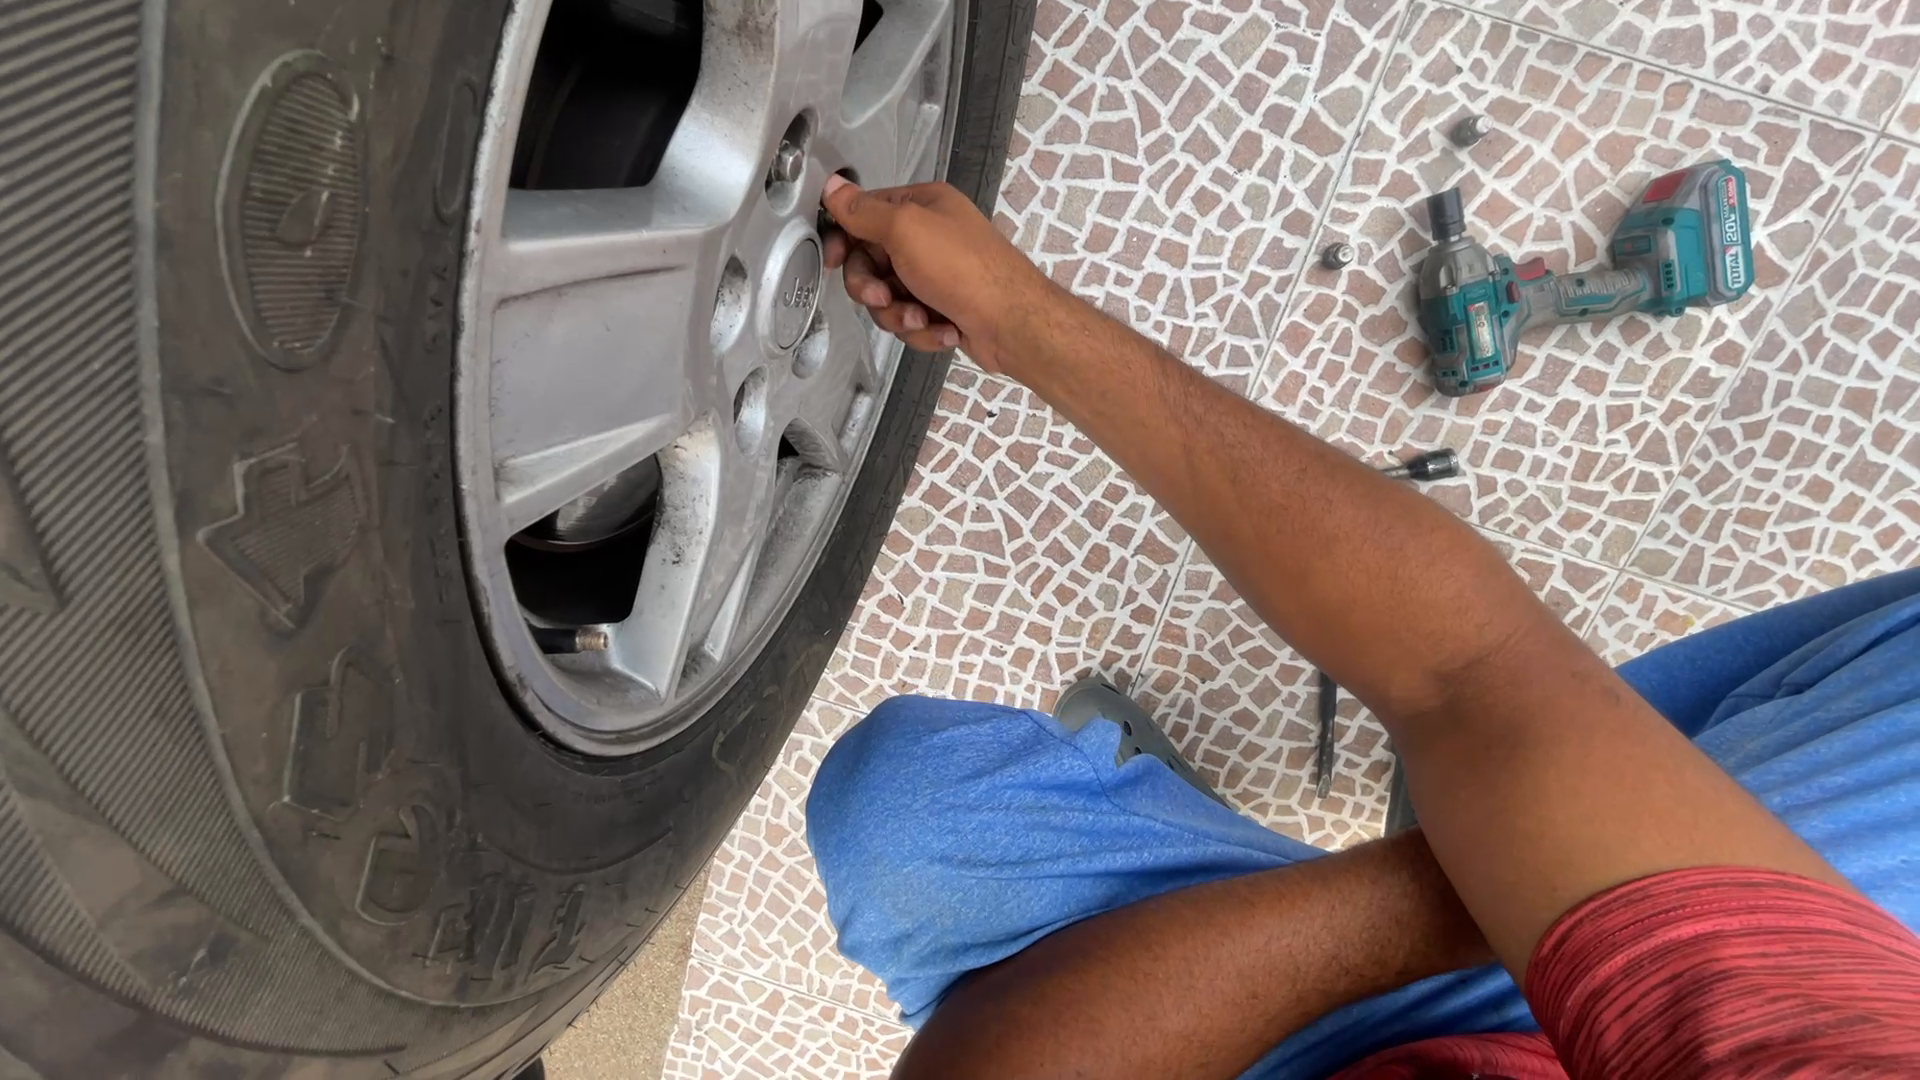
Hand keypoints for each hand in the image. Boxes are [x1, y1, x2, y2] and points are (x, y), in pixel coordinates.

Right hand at [820, 174, 1049, 373]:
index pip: (865, 216)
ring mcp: (936, 277)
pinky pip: (910, 323)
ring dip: (900, 316)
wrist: (1010, 324)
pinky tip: (945, 329)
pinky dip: (923, 331)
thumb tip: (832, 187)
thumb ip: (864, 211)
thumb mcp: (906, 230)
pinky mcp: (942, 310)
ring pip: (888, 301)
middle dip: (874, 289)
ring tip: (922, 318)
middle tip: (885, 297)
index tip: (835, 260)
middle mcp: (929, 239)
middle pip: (871, 265)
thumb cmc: (965, 270)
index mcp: (921, 207)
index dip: (844, 240)